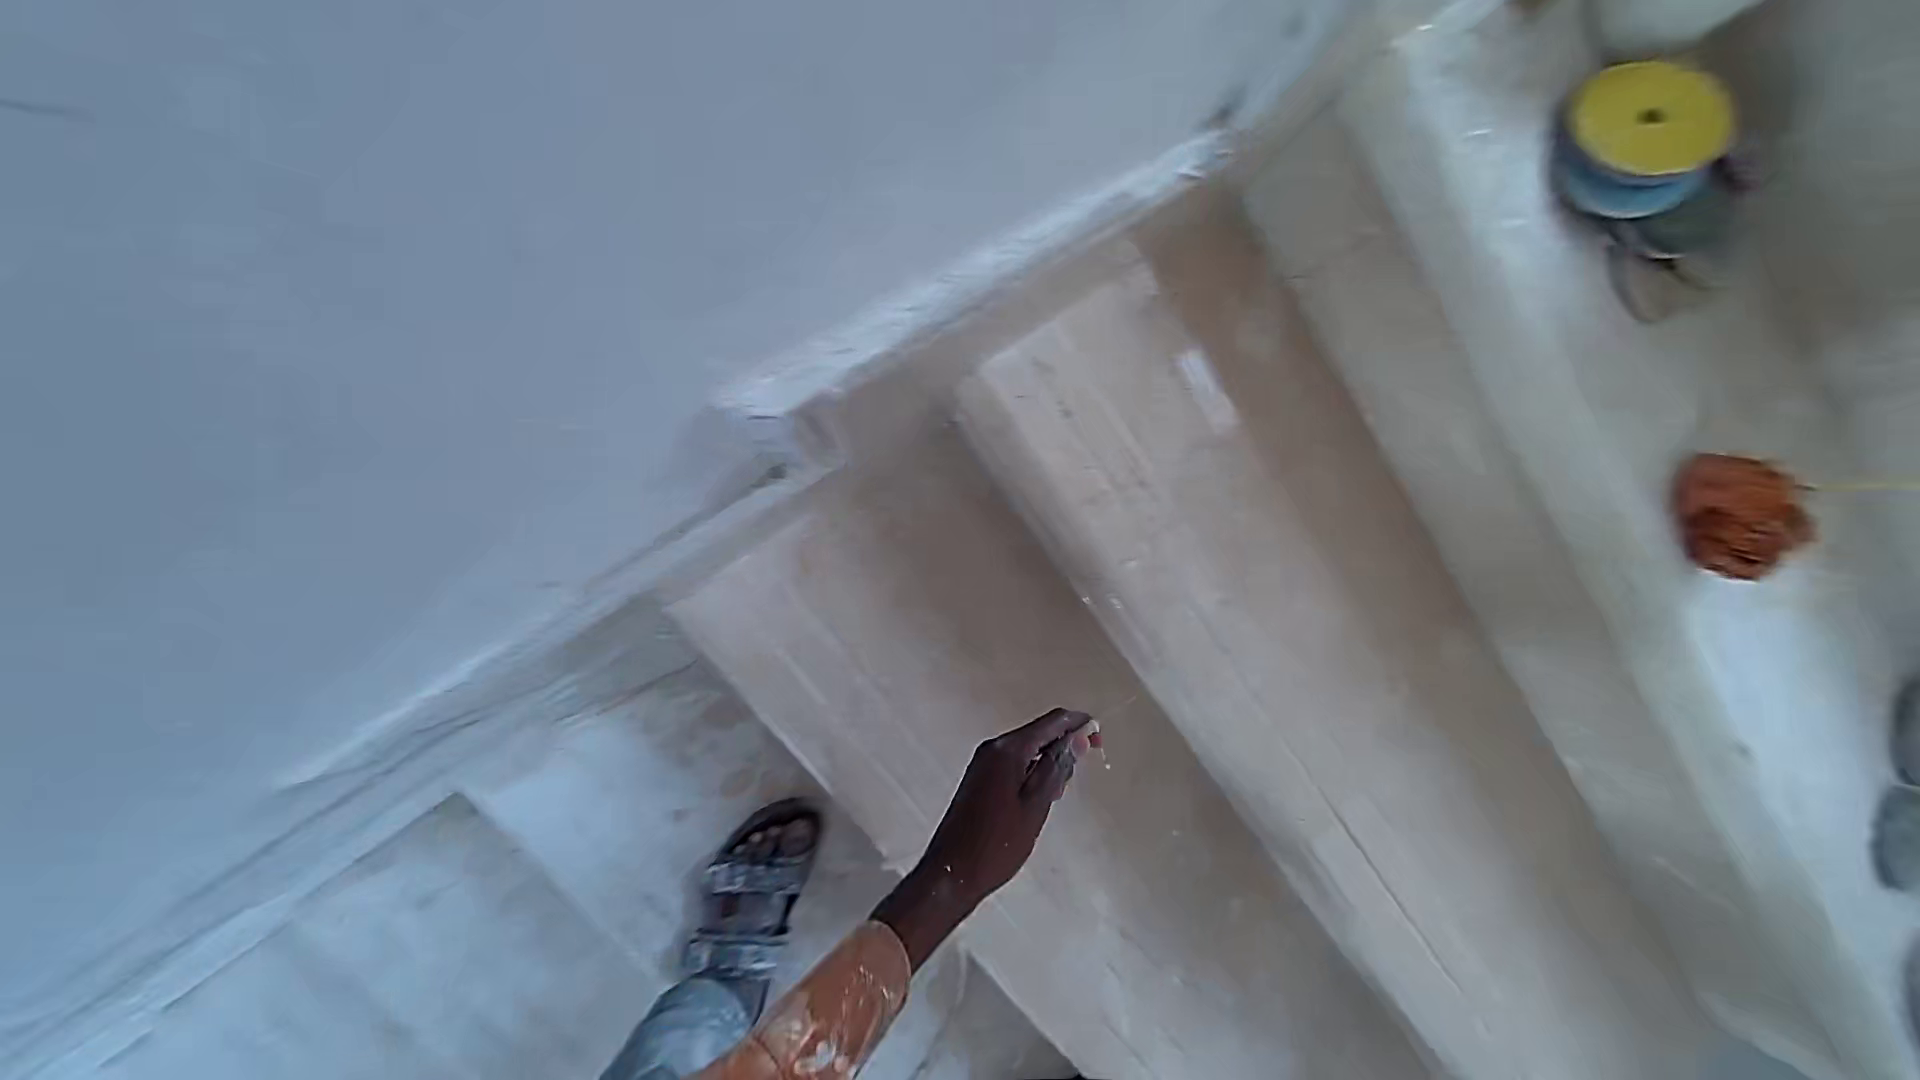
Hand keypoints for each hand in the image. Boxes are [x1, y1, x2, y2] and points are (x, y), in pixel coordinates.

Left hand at [872, 708, 1093, 968]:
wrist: (952, 872)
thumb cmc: (998, 843)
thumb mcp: (1036, 804)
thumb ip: (1057, 766)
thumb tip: (1078, 736)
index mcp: (1007, 749)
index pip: (1051, 722)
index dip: (1078, 725)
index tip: (1099, 741)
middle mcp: (993, 747)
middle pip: (1038, 733)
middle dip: (1063, 747)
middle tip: (1074, 778)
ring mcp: (983, 762)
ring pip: (1027, 749)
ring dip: (1048, 763)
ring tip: (1056, 794)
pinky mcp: (980, 778)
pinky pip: (1014, 763)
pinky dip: (1032, 772)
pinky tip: (1038, 799)